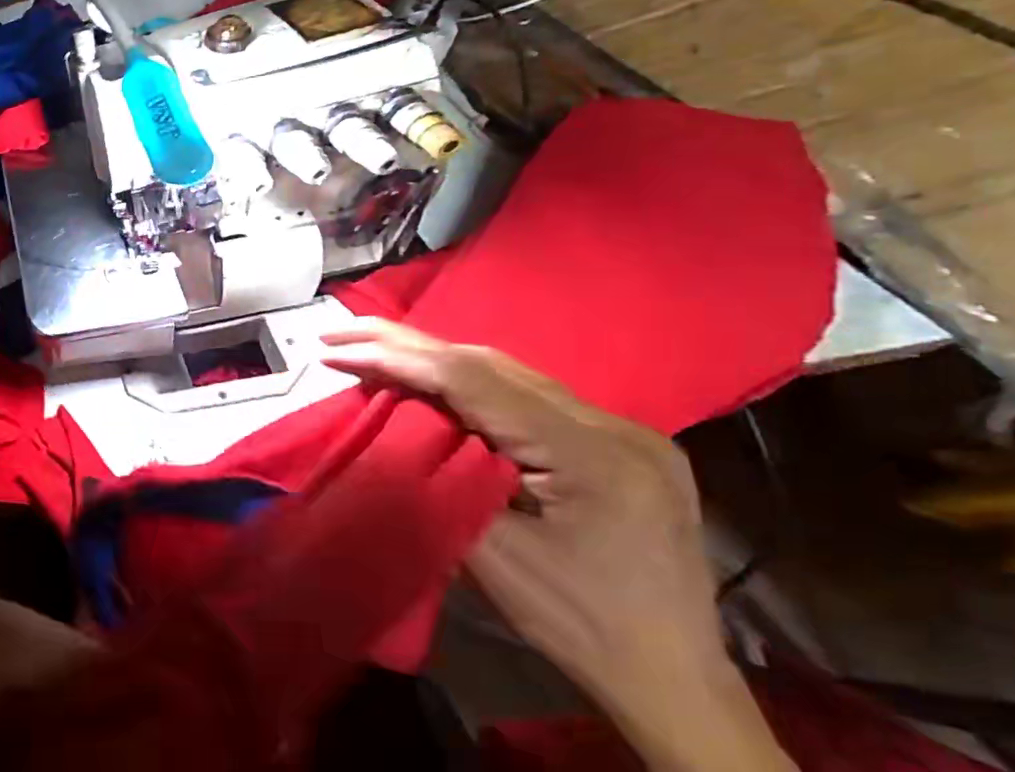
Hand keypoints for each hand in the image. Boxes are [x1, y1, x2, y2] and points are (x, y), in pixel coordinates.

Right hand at [322, 319, 793, 771]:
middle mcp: (614, 424)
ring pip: (512, 374)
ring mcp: (624, 429)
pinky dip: (474, 386)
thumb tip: (392, 421)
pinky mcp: (620, 442)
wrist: (674, 681)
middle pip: (493, 365)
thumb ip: (442, 477)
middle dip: (411, 344)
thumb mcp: (494, 558)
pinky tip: (438, 383)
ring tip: (377, 348)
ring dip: (440, 360)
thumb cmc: (579, 626)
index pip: (475, 383)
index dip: (400, 359)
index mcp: (590, 454)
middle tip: (344, 332)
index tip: (340, 349)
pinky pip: (533, 397)